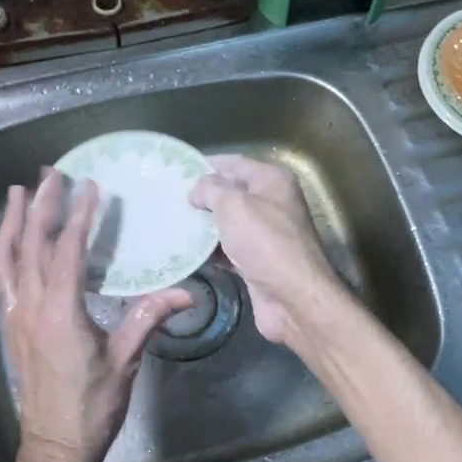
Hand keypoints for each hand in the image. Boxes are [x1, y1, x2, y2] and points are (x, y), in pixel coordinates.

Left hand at [0, 169, 192, 461]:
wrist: (56, 444)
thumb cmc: (93, 406)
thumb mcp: (126, 361)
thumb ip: (149, 319)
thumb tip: (187, 291)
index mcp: (60, 312)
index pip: (68, 251)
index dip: (79, 216)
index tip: (90, 187)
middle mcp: (31, 307)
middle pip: (31, 246)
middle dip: (41, 207)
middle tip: (49, 174)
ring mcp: (16, 317)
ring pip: (8, 259)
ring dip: (13, 224)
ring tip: (19, 193)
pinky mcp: (12, 328)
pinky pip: (4, 279)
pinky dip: (6, 252)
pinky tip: (13, 242)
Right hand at [190, 155, 341, 345]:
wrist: (292, 297)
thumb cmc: (265, 242)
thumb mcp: (233, 205)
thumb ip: (211, 189)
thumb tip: (198, 189)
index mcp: (272, 180)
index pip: (234, 163)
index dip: (206, 164)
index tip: (176, 171)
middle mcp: (272, 203)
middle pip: (230, 194)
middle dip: (202, 197)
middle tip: (168, 199)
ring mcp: (266, 235)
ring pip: (228, 224)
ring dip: (203, 226)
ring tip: (171, 224)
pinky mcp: (258, 262)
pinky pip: (229, 250)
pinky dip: (211, 251)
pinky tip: (188, 252)